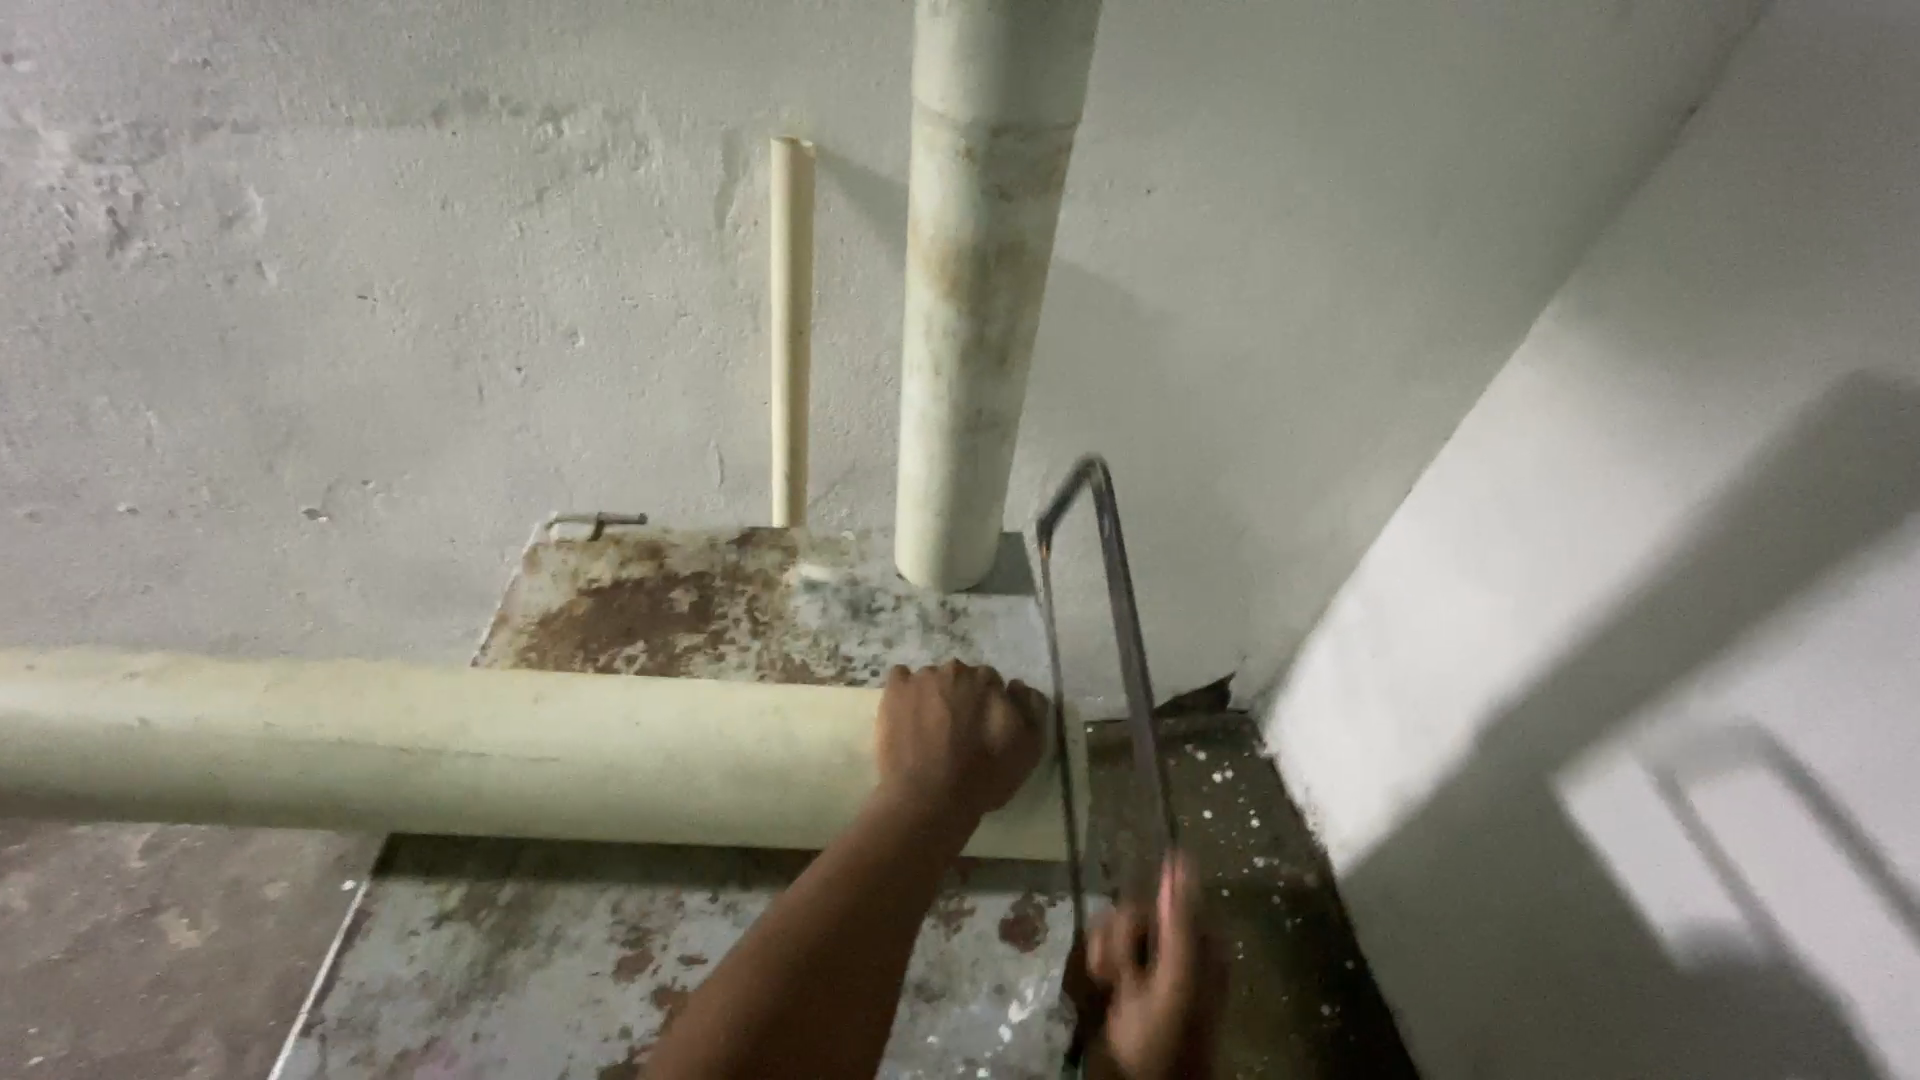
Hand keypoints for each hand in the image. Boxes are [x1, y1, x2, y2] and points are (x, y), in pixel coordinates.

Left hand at [874, 661, 1046, 821]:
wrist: (929, 799)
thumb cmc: (984, 777)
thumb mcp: (1030, 749)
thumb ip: (1032, 708)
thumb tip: (1017, 685)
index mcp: (987, 680)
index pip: (991, 683)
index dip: (987, 706)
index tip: (981, 729)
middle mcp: (954, 670)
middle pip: (960, 678)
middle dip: (960, 697)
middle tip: (956, 731)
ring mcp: (920, 678)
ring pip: (932, 680)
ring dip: (933, 696)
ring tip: (928, 730)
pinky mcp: (893, 691)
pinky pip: (901, 679)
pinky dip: (905, 692)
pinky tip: (906, 716)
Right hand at [1085, 855, 1226, 1079]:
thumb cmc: (1165, 1041)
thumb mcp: (1179, 982)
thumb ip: (1181, 921)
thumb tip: (1179, 857)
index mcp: (1199, 945)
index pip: (1168, 896)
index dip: (1151, 910)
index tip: (1141, 933)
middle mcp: (1173, 948)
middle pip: (1136, 909)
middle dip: (1122, 937)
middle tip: (1124, 974)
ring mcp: (1144, 963)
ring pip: (1113, 925)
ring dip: (1106, 953)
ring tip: (1110, 987)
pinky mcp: (1117, 975)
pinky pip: (1098, 944)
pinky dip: (1096, 963)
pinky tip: (1100, 986)